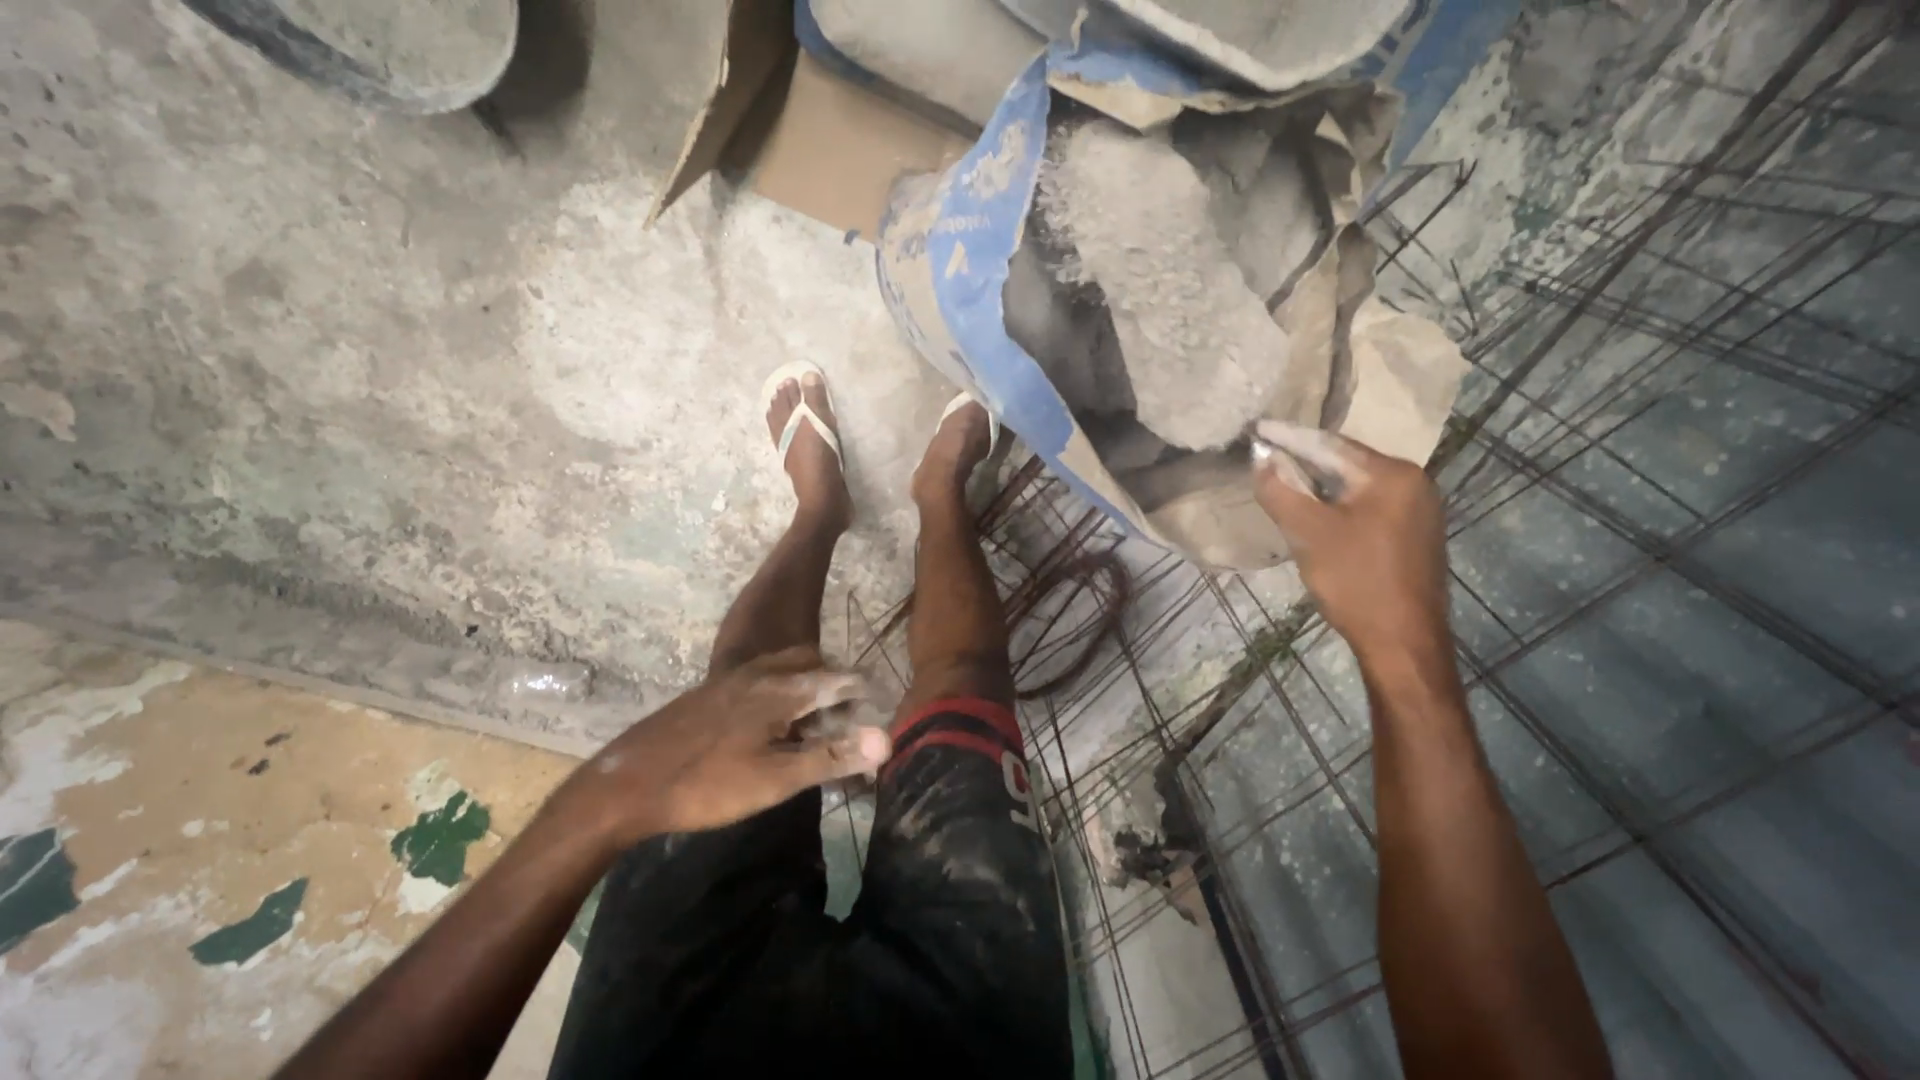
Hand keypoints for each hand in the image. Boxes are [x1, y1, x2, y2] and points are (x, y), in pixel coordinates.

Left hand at [549, 648, 890, 848]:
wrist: (627, 785)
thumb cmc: (708, 785)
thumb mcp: (776, 780)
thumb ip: (832, 756)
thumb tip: (886, 738)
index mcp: (779, 689)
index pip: (836, 677)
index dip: (862, 689)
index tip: (880, 701)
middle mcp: (756, 674)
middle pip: (808, 662)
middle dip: (833, 681)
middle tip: (846, 713)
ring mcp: (727, 682)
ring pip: (779, 668)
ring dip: (803, 685)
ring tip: (810, 720)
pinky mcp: (706, 695)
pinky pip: (756, 680)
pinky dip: (777, 692)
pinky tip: (767, 726)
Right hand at [1250, 422, 1451, 667]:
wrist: (1402, 640)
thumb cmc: (1355, 581)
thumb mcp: (1308, 533)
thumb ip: (1281, 489)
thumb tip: (1261, 457)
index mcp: (1393, 474)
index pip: (1330, 445)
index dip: (1288, 437)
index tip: (1257, 429)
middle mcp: (1415, 482)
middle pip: (1347, 463)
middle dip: (1305, 459)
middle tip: (1268, 453)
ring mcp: (1420, 510)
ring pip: (1358, 487)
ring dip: (1321, 485)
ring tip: (1285, 479)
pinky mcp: (1416, 535)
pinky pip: (1370, 506)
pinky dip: (1339, 505)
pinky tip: (1318, 513)